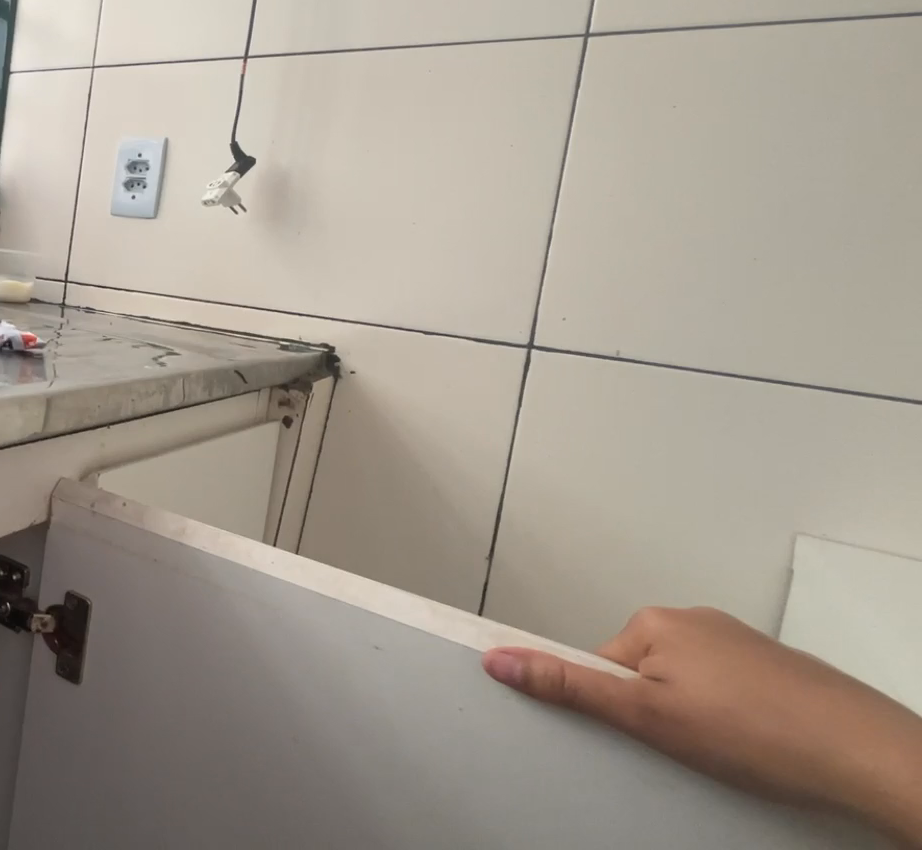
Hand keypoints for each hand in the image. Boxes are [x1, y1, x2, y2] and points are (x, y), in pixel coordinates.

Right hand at [484, 606, 921, 844]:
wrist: (882, 760)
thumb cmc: (758, 734)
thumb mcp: (646, 715)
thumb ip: (567, 685)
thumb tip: (496, 658)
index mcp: (655, 620)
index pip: (602, 661)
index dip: (617, 701)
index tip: (646, 730)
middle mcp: (695, 618)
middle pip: (646, 668)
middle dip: (658, 707)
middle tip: (690, 744)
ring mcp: (744, 640)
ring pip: (691, 680)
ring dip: (699, 712)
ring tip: (734, 748)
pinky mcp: (784, 666)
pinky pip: (734, 687)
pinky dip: (738, 713)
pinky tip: (761, 743)